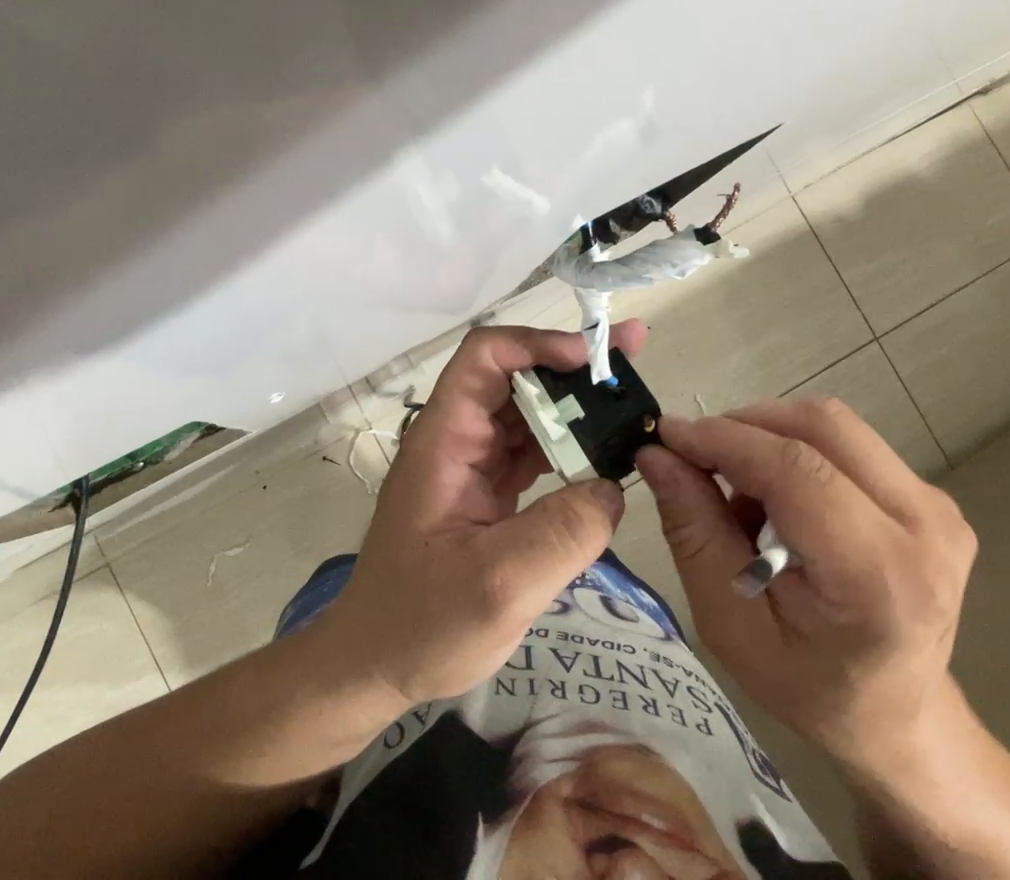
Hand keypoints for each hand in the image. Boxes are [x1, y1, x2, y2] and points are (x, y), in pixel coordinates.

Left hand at [319, 323, 643, 703]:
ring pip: (527, 416)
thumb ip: (564, 532)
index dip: (540, 346)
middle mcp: (455, 442)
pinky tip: (606, 458)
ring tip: (632, 406)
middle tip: (634, 366)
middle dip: (572, 370)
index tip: (595, 361)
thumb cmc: (422, 623)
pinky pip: (531, 455)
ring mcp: (468, 469)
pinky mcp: (484, 496)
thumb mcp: (500, 584)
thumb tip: (611, 486)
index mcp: (444, 442)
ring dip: (576, 409)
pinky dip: (569, 450)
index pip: (486, 358)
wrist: (376, 663)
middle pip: (514, 380)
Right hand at [634, 400, 976, 769]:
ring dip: (768, 439)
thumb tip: (656, 456)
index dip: (723, 439)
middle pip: (821, 426)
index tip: (665, 434)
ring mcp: (939, 507)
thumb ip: (694, 533)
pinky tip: (774, 503)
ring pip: (834, 426)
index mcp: (879, 575)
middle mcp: (926, 527)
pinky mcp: (933, 497)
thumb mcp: (730, 624)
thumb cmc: (807, 684)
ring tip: (735, 491)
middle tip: (692, 457)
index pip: (796, 469)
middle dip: (743, 425)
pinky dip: (794, 453)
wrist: (897, 715)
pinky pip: (849, 445)